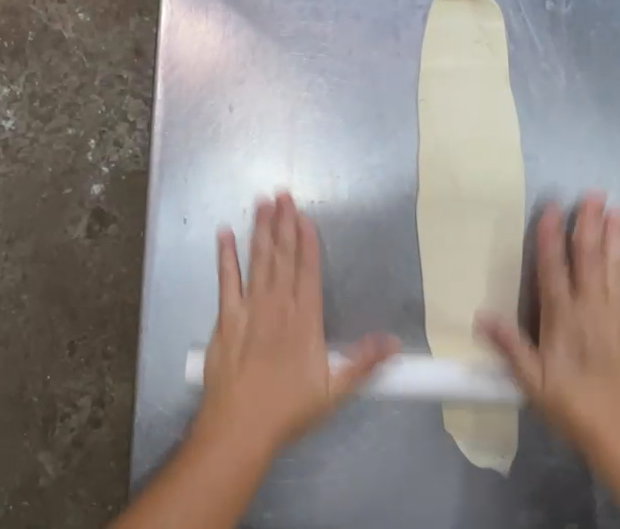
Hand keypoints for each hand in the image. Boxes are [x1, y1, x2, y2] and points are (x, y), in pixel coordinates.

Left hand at [196, 192, 398, 457]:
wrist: (240, 426)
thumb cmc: (289, 409)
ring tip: (262, 202)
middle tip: (283, 194)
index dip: (307, 242)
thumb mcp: (334, 392)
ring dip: (260, 230)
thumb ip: (364, 362)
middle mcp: (277, 307)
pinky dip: (225, 256)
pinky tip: (224, 233)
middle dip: (283, 224)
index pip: (308, 272)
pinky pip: (226, 280)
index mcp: (304, 320)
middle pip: (282, 258)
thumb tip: (395, 341)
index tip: (305, 216)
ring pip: (257, 261)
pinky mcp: (226, 318)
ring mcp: (249, 309)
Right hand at [478, 193, 619, 453]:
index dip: (550, 238)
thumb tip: (481, 315)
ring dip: (614, 237)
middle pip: (588, 259)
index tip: (551, 209)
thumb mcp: (533, 384)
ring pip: (614, 269)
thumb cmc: (574, 409)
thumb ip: (510, 347)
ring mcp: (618, 318)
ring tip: (615, 208)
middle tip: (592, 194)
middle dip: (588, 225)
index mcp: (562, 319)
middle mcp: (591, 310)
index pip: (553, 270)